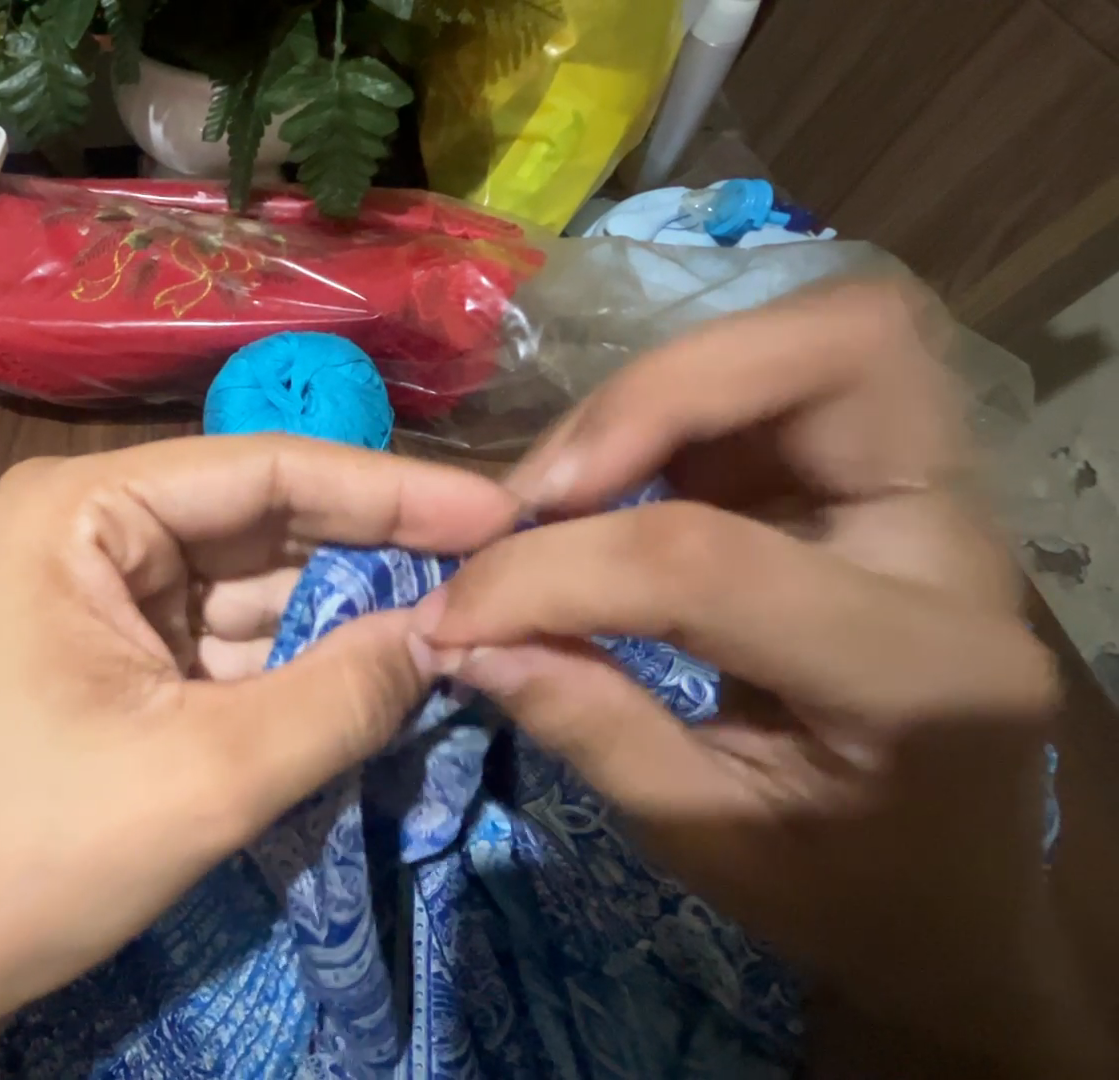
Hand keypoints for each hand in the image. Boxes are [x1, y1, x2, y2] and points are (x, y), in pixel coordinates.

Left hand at [0, 436, 517, 1079]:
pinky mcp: (134, 644)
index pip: (260, 470)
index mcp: (82, 509)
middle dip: (378, 547)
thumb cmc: (44, 850)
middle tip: (502, 563)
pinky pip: (241, 629)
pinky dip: (313, 649)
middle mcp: (95, 523)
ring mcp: (114, 584)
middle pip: (266, 516)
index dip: (389, 488)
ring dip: (355, 603)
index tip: (502, 510)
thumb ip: (345, 695)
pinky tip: (394, 656)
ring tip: (471, 611)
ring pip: (262, 576)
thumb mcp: (211, 774)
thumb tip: (456, 630)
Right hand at [414, 282, 1110, 1073]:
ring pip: (804, 344)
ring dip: (646, 400)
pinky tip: (594, 490)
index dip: (546, 573)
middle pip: (839, 353)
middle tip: (539, 493)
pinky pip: (763, 390)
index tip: (452, 614)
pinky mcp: (865, 484)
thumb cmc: (838, 889)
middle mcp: (949, 549)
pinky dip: (655, 418)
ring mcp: (920, 499)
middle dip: (653, 397)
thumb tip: (456, 635)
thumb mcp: (697, 835)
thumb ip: (580, 721)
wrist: (953, 897)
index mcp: (918, 674)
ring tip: (552, 494)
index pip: (701, 560)